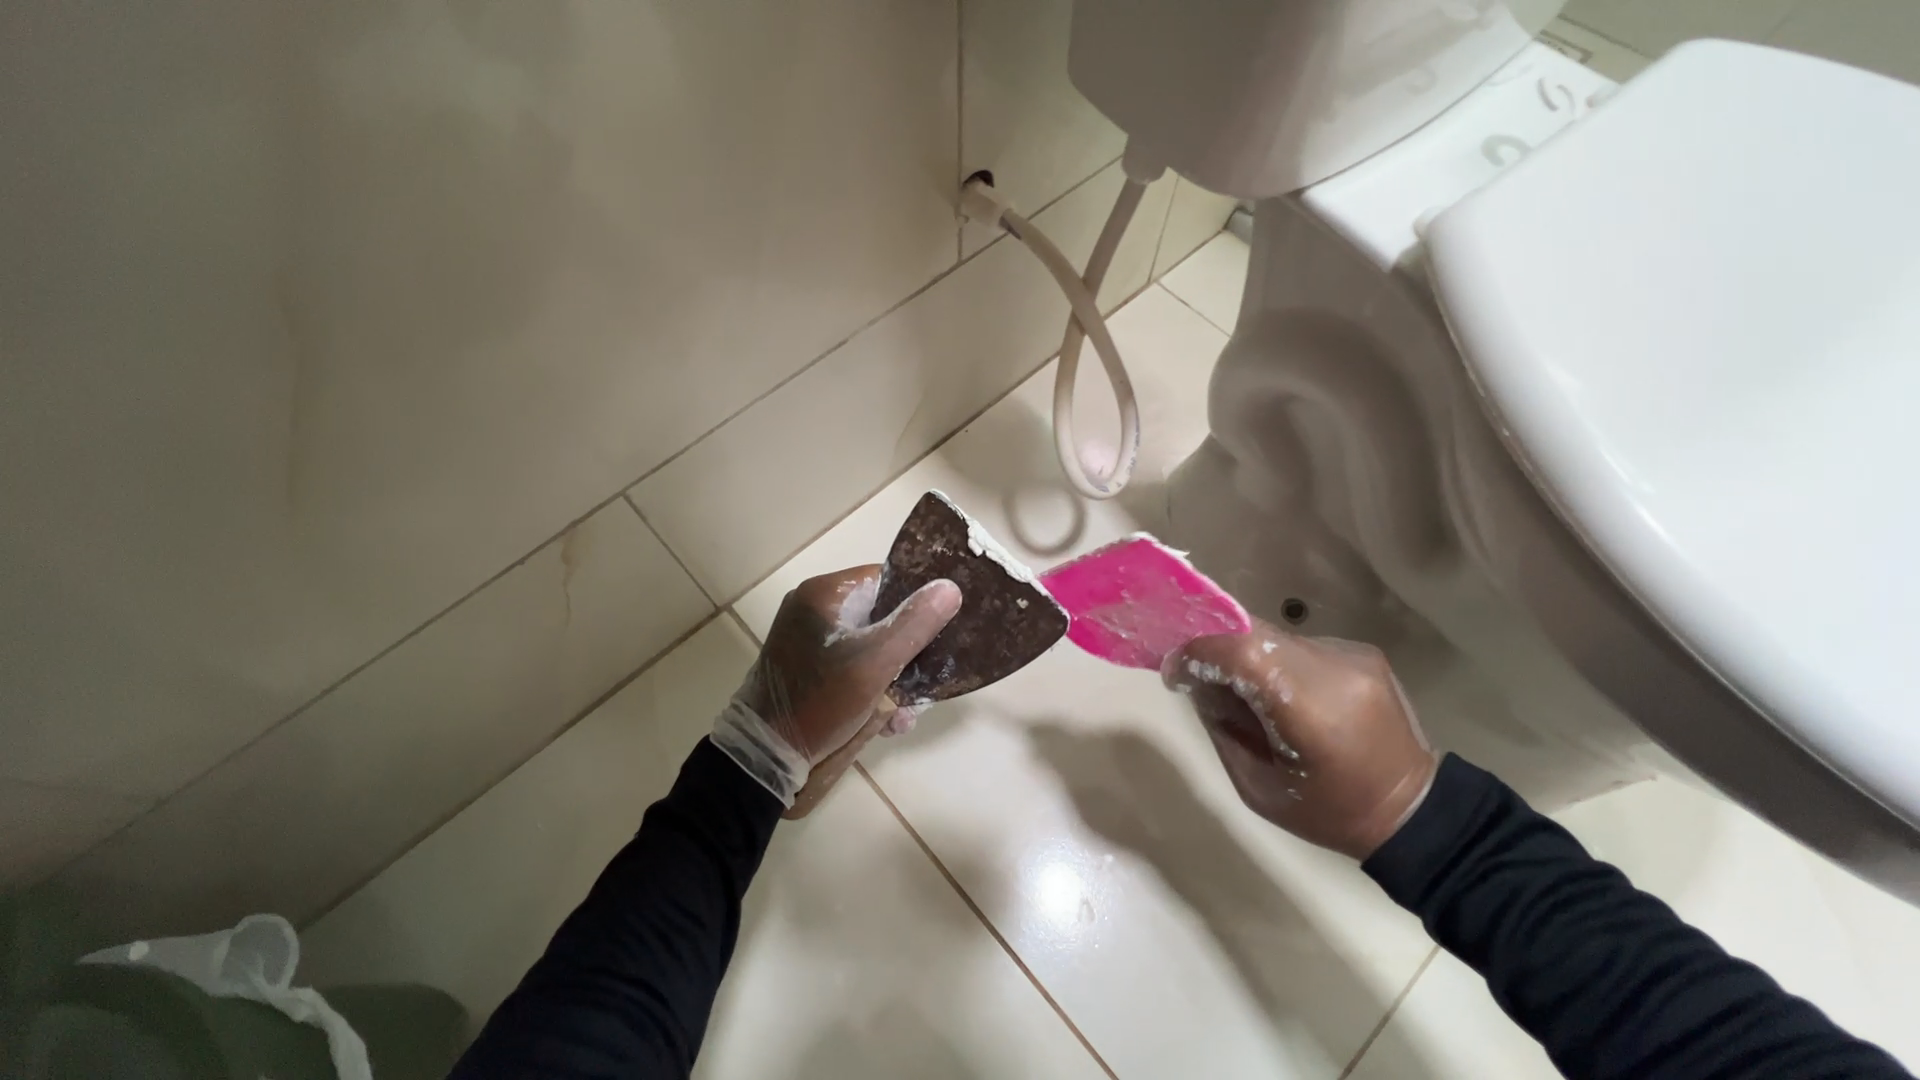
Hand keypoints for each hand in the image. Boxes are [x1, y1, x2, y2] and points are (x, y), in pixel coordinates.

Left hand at [713, 565, 960, 809]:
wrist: (764, 756)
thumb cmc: (821, 701)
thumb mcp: (875, 663)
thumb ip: (915, 624)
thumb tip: (950, 586)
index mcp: (825, 594)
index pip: (886, 579)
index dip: (918, 603)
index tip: (941, 631)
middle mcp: (814, 609)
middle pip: (882, 616)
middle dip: (909, 654)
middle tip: (926, 686)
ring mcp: (809, 640)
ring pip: (872, 647)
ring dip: (895, 680)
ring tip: (904, 715)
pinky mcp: (808, 668)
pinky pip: (854, 667)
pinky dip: (873, 690)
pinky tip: (887, 722)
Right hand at [1163, 620, 1438, 859]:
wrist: (1415, 810)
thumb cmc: (1329, 812)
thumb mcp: (1257, 787)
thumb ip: (1223, 729)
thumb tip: (1200, 684)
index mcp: (1314, 712)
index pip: (1245, 652)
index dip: (1200, 651)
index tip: (1174, 670)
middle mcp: (1337, 670)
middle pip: (1257, 634)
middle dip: (1216, 647)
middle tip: (1196, 673)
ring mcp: (1354, 656)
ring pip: (1277, 636)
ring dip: (1247, 653)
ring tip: (1238, 688)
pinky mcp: (1363, 652)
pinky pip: (1301, 645)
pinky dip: (1277, 661)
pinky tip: (1280, 692)